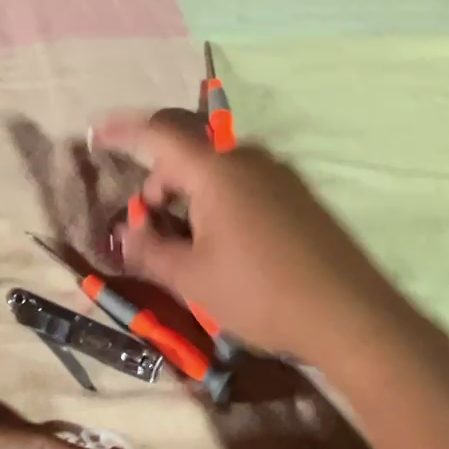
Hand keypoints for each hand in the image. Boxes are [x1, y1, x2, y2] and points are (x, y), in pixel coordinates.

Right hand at [96, 113, 411, 357]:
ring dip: (188, 194)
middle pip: (187, 152)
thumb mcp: (191, 279)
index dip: (123, 131)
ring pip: (216, 169)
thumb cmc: (262, 294)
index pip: (158, 132)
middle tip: (148, 222)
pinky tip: (223, 244)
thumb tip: (127, 233)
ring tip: (184, 242)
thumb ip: (149, 250)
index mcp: (215, 170)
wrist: (353, 318)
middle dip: (158, 180)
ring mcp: (279, 175)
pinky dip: (217, 200)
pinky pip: (243, 182)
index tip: (95, 133)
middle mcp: (247, 159)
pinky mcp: (299, 196)